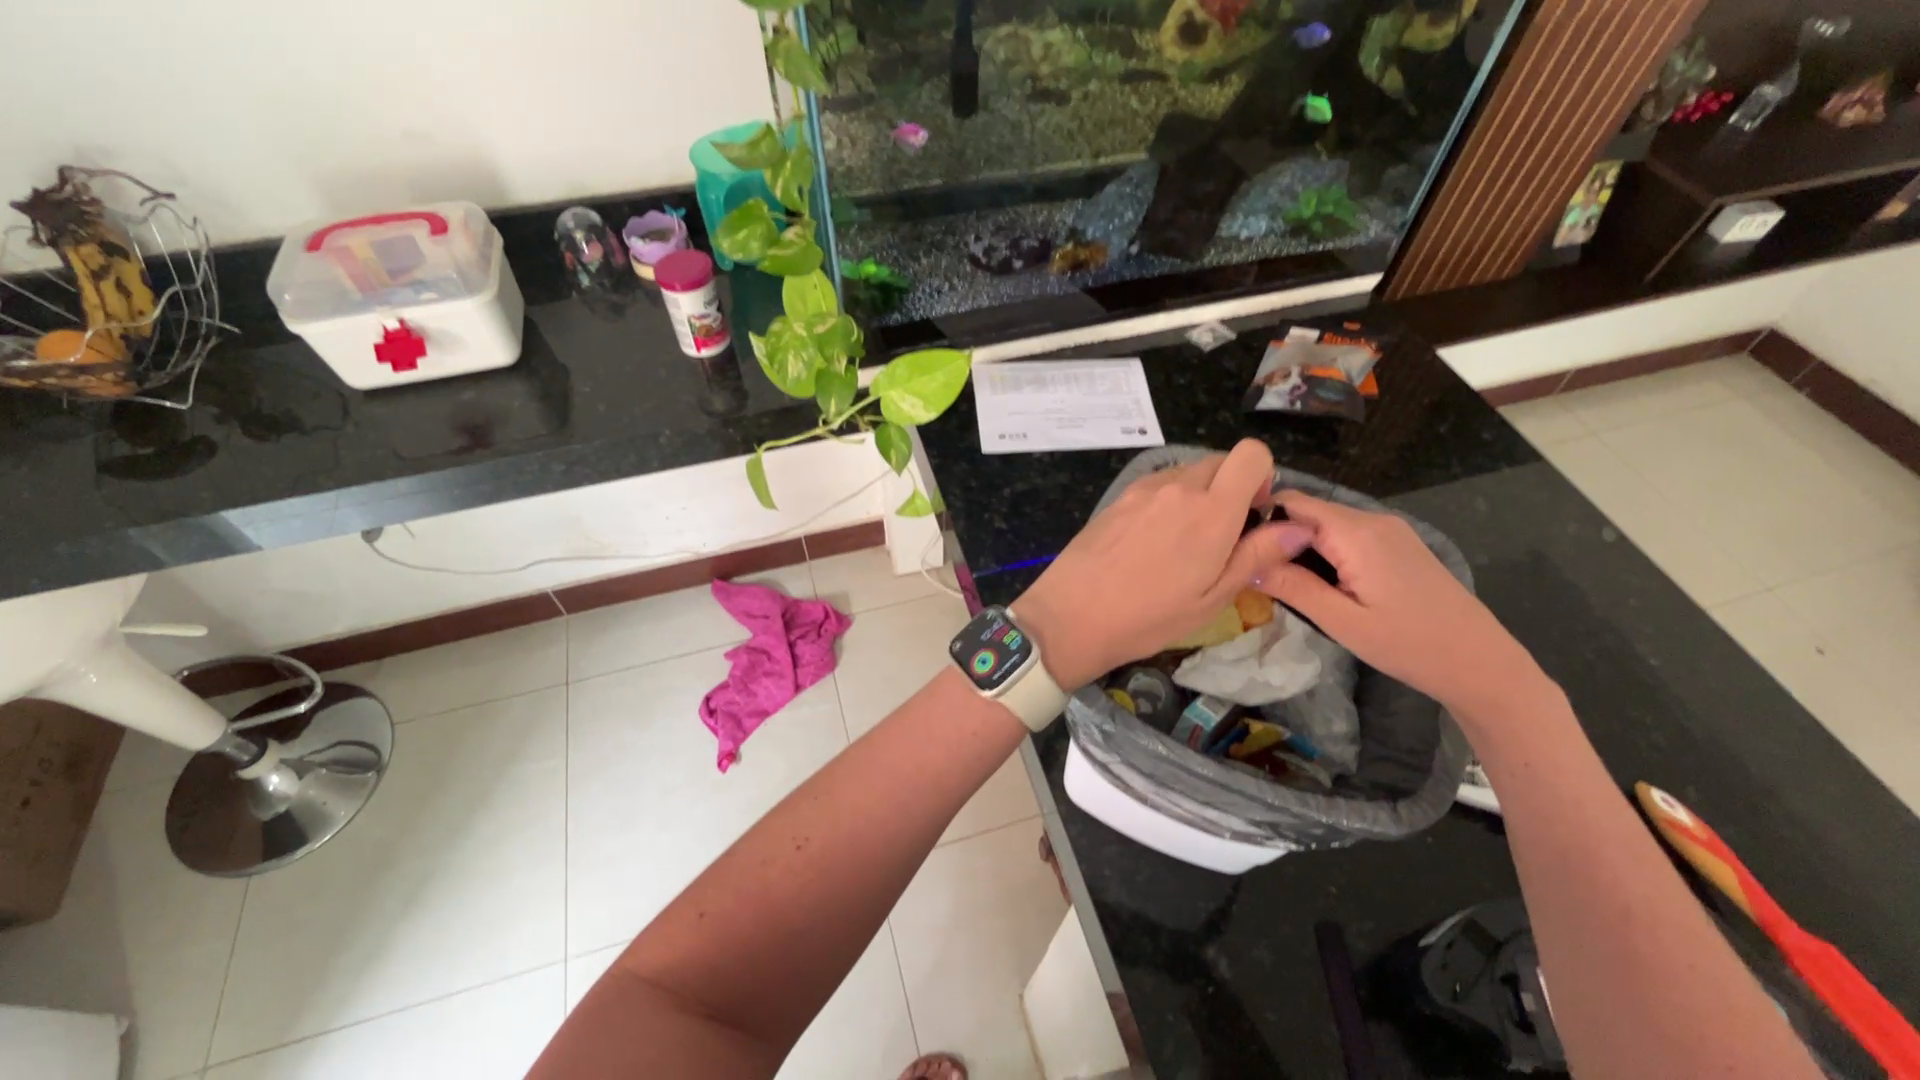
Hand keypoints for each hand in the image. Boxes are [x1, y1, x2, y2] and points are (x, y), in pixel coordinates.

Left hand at [1013, 440, 1314, 689]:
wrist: (1071, 616)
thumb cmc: (1149, 617)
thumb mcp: (1213, 598)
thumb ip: (1257, 555)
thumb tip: (1299, 528)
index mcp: (1212, 510)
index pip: (1252, 453)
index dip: (1262, 476)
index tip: (1253, 512)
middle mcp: (1179, 487)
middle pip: (1220, 462)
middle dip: (1231, 488)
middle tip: (1220, 536)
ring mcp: (1143, 489)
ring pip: (1186, 474)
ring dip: (1197, 496)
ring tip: (1182, 545)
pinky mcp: (1118, 498)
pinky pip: (1156, 487)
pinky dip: (1166, 503)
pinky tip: (1151, 545)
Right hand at [1253, 491, 1541, 716]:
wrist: (1478, 661)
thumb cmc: (1409, 645)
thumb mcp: (1342, 622)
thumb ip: (1293, 588)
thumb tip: (1246, 565)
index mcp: (1357, 534)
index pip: (1292, 503)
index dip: (1260, 520)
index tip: (1236, 551)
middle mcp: (1373, 520)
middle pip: (1308, 511)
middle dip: (1277, 536)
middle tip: (1252, 572)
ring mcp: (1389, 530)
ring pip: (1326, 524)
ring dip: (1300, 546)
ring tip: (1278, 581)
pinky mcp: (1398, 544)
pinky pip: (1348, 535)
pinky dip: (1325, 552)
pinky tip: (1317, 583)